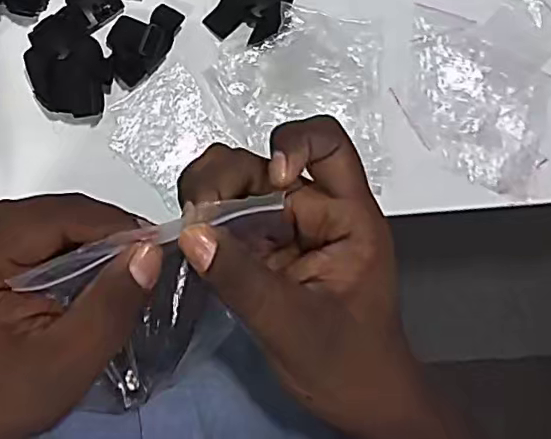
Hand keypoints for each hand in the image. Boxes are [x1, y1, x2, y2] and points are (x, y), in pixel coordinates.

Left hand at [0, 194, 159, 438]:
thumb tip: (146, 255)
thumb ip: (108, 306)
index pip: (68, 216)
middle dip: (111, 237)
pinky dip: (83, 245)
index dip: (118, 230)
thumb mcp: (64, 362)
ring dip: (100, 240)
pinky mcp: (3, 230)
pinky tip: (98, 274)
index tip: (156, 250)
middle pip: (68, 211)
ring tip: (126, 275)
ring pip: (66, 214)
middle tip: (145, 269)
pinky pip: (56, 223)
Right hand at [177, 119, 467, 438]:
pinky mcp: (253, 237)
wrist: (357, 408)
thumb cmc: (351, 369)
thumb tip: (193, 234)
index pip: (327, 144)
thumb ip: (244, 282)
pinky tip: (193, 235)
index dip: (296, 143)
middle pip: (259, 156)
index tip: (274, 178)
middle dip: (224, 176)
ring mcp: (279, 220)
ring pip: (233, 174)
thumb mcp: (298, 329)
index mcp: (344, 216)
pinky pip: (219, 205)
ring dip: (204, 189)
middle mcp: (309, 207)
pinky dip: (199, 212)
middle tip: (203, 213)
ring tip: (194, 223)